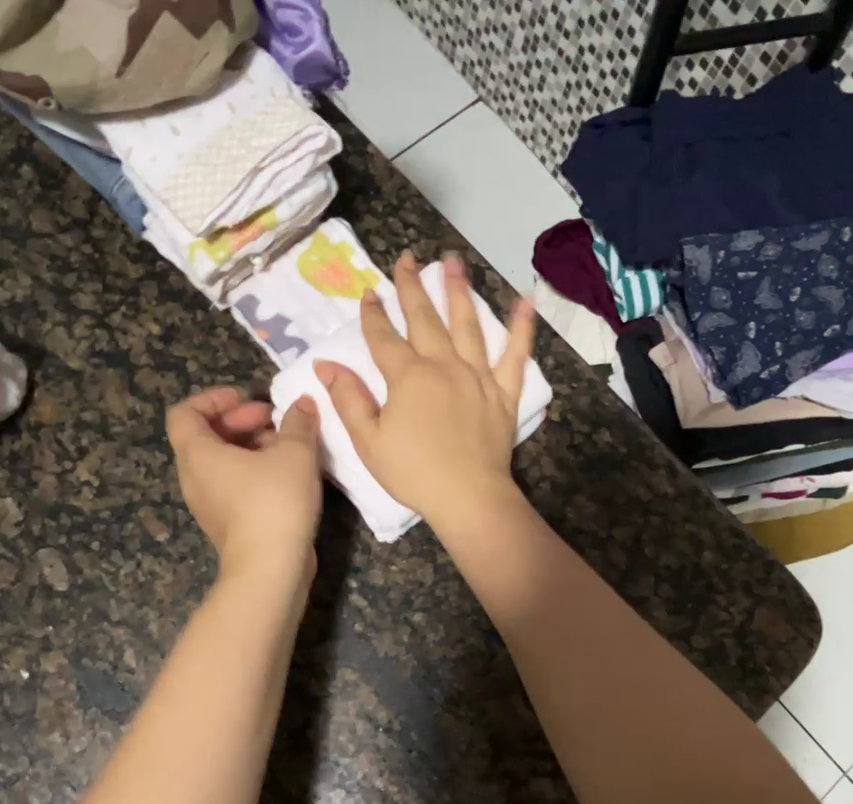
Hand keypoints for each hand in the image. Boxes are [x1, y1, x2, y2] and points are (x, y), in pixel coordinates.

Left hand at [166, 387, 321, 579]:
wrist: (271, 568)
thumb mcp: (296, 453)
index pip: (185, 413)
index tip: (246, 397)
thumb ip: (298, 422)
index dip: (213, 398)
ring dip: (251, 446)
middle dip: (240, 420)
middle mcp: (194, 477)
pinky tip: (288, 475)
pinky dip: (253, 471)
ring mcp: (207, 503)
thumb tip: (302, 404)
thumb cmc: (275, 502)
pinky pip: (232, 484)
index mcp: (197, 453)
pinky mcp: (226, 523)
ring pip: (221, 462)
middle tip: (275, 419)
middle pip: (205, 436)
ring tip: (287, 446)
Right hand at [313, 252, 535, 526]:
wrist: (468, 496)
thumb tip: (326, 365)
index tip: (369, 292)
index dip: (373, 314)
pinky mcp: (503, 392)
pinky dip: (522, 328)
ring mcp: (477, 376)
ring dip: (459, 291)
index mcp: (407, 376)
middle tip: (408, 258)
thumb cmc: (413, 473)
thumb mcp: (368, 441)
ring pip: (468, 325)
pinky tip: (525, 301)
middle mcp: (443, 365)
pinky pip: (515, 355)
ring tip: (454, 262)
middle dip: (413, 287)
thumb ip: (349, 399)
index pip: (384, 337)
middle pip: (425, 319)